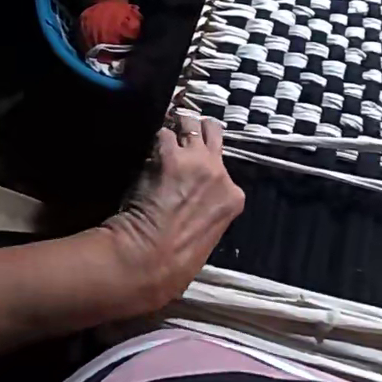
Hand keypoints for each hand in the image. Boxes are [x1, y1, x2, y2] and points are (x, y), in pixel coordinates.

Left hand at [98, 115, 245, 312]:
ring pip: (190, 122)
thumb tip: (191, 196)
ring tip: (164, 130)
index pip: (223, 166)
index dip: (206, 160)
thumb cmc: (177, 258)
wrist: (150, 257)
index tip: (194, 160)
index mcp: (233, 197)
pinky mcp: (169, 155)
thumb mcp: (208, 231)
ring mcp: (195, 160)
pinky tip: (147, 148)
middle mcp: (219, 172)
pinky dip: (155, 140)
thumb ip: (207, 205)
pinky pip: (163, 134)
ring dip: (176, 125)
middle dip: (197, 127)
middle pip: (213, 132)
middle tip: (182, 127)